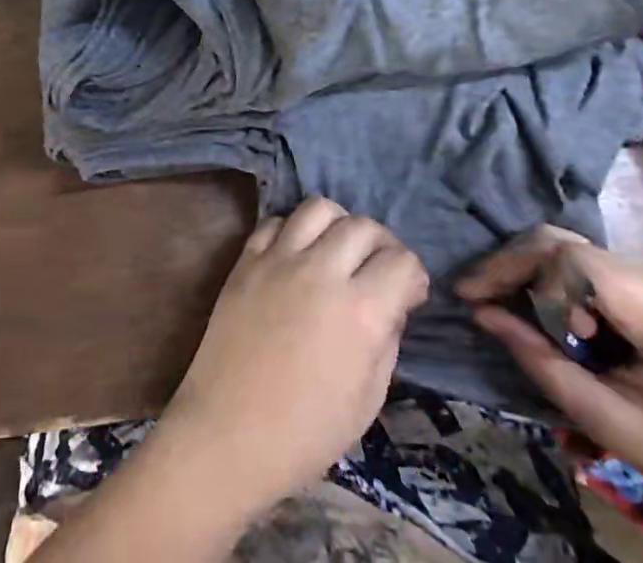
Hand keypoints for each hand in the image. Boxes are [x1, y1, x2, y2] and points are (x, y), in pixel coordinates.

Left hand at [153, 197, 429, 516]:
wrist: (229, 434)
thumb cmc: (306, 432)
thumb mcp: (369, 397)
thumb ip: (387, 338)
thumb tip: (391, 303)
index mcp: (361, 310)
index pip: (403, 261)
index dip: (414, 276)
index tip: (409, 294)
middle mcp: (321, 272)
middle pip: (363, 226)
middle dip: (381, 245)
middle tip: (377, 272)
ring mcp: (278, 261)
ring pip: (318, 208)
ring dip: (337, 225)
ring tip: (336, 252)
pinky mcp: (245, 262)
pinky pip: (273, 223)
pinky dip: (291, 231)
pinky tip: (294, 256)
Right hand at [456, 229, 642, 521]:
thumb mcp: (608, 421)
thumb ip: (542, 363)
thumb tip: (483, 314)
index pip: (570, 259)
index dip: (513, 268)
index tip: (473, 298)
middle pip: (567, 244)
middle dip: (513, 263)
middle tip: (476, 295)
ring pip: (574, 250)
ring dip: (530, 271)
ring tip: (500, 302)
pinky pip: (590, 270)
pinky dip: (553, 283)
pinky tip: (543, 313)